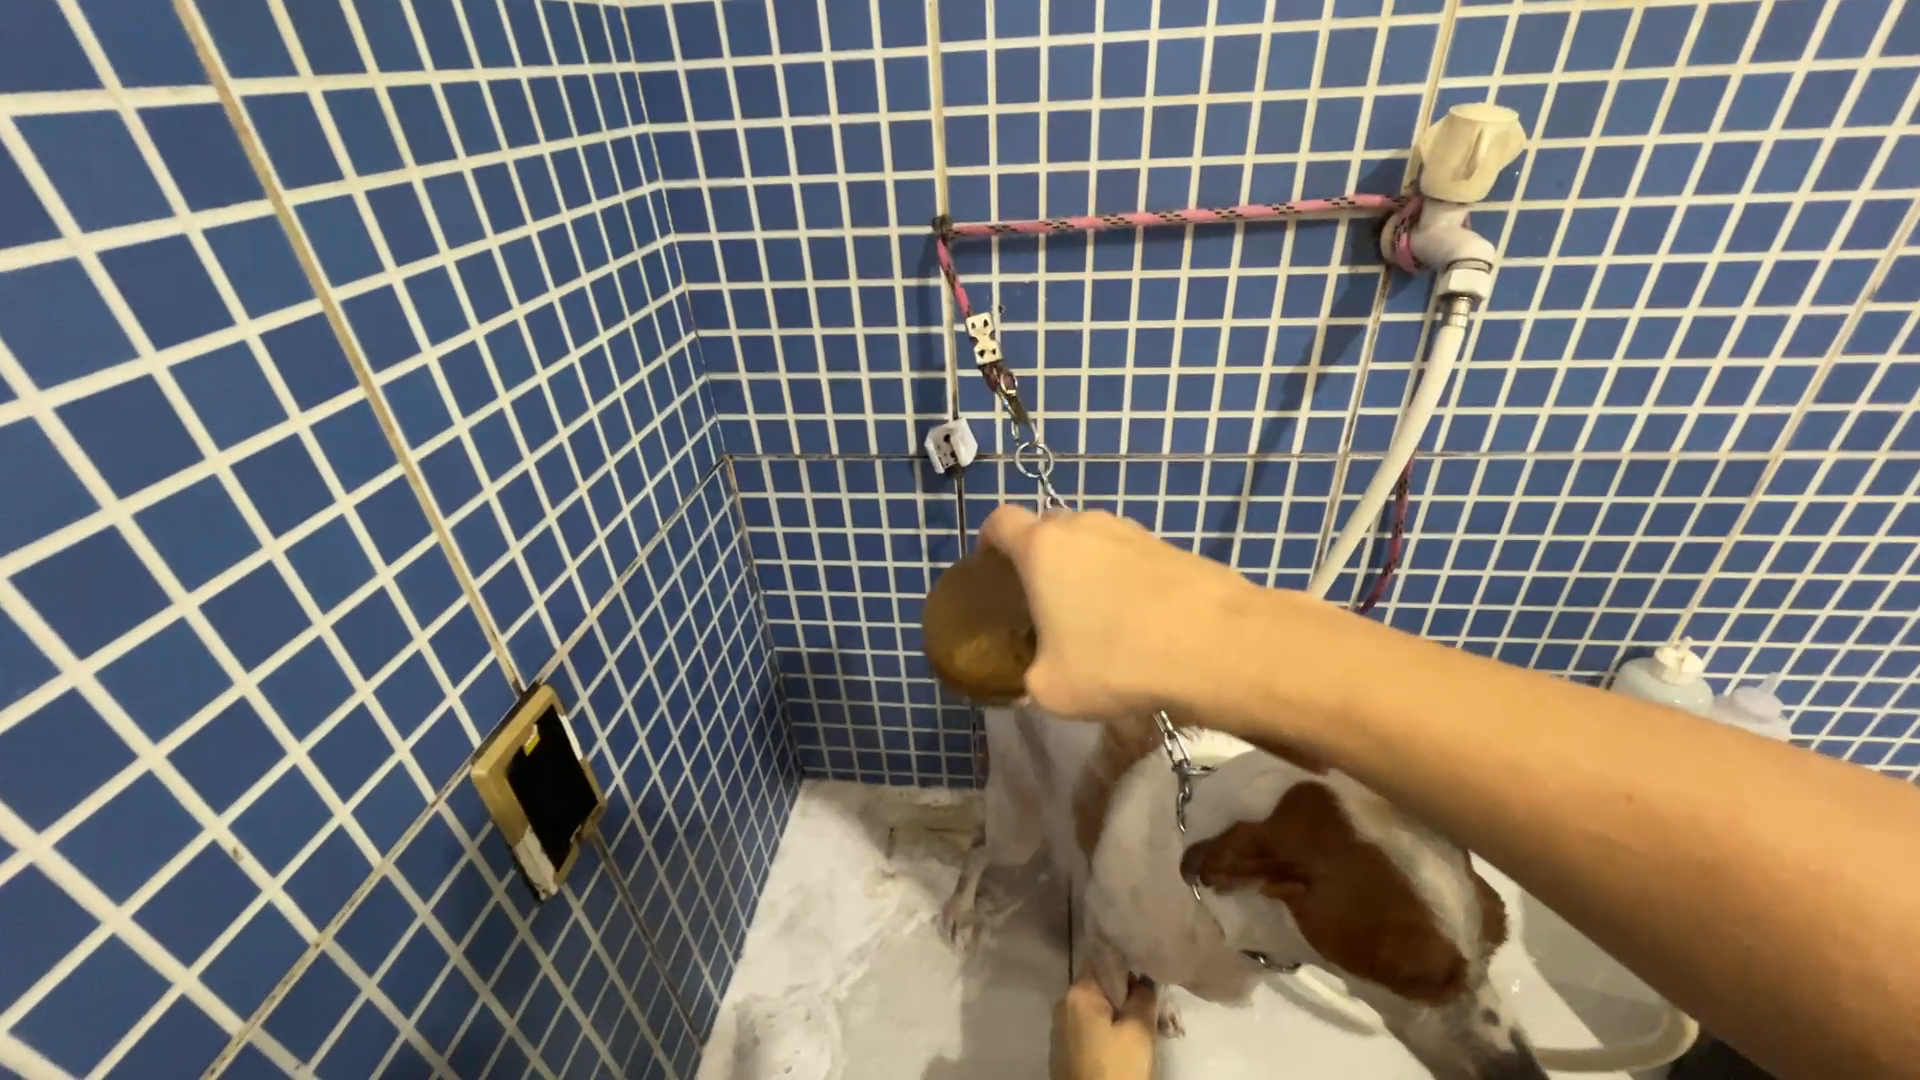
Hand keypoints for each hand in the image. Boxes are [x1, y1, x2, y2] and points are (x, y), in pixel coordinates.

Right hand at [980, 505, 1259, 721]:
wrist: (1216, 647)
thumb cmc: (1115, 661)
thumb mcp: (1052, 689)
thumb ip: (1030, 678)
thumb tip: (1035, 679)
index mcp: (1043, 548)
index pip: (1000, 521)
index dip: (988, 540)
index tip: (990, 567)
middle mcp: (1084, 526)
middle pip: (1048, 528)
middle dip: (1039, 557)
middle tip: (1043, 600)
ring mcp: (1132, 531)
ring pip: (1092, 541)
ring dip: (1085, 568)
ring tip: (1094, 614)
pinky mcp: (1170, 546)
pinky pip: (1130, 556)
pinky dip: (1122, 578)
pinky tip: (1137, 619)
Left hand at [1050, 975, 1156, 1079]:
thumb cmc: (1117, 1071)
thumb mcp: (1139, 1032)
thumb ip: (1143, 997)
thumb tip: (1142, 977)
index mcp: (1078, 993)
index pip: (1102, 961)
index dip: (1126, 966)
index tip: (1147, 977)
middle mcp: (1063, 1005)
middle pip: (1099, 988)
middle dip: (1125, 997)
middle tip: (1151, 1012)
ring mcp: (1060, 1031)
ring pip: (1094, 1012)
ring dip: (1116, 1018)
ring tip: (1141, 1034)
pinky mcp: (1063, 1053)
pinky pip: (1087, 1032)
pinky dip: (1105, 1035)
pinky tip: (1122, 1051)